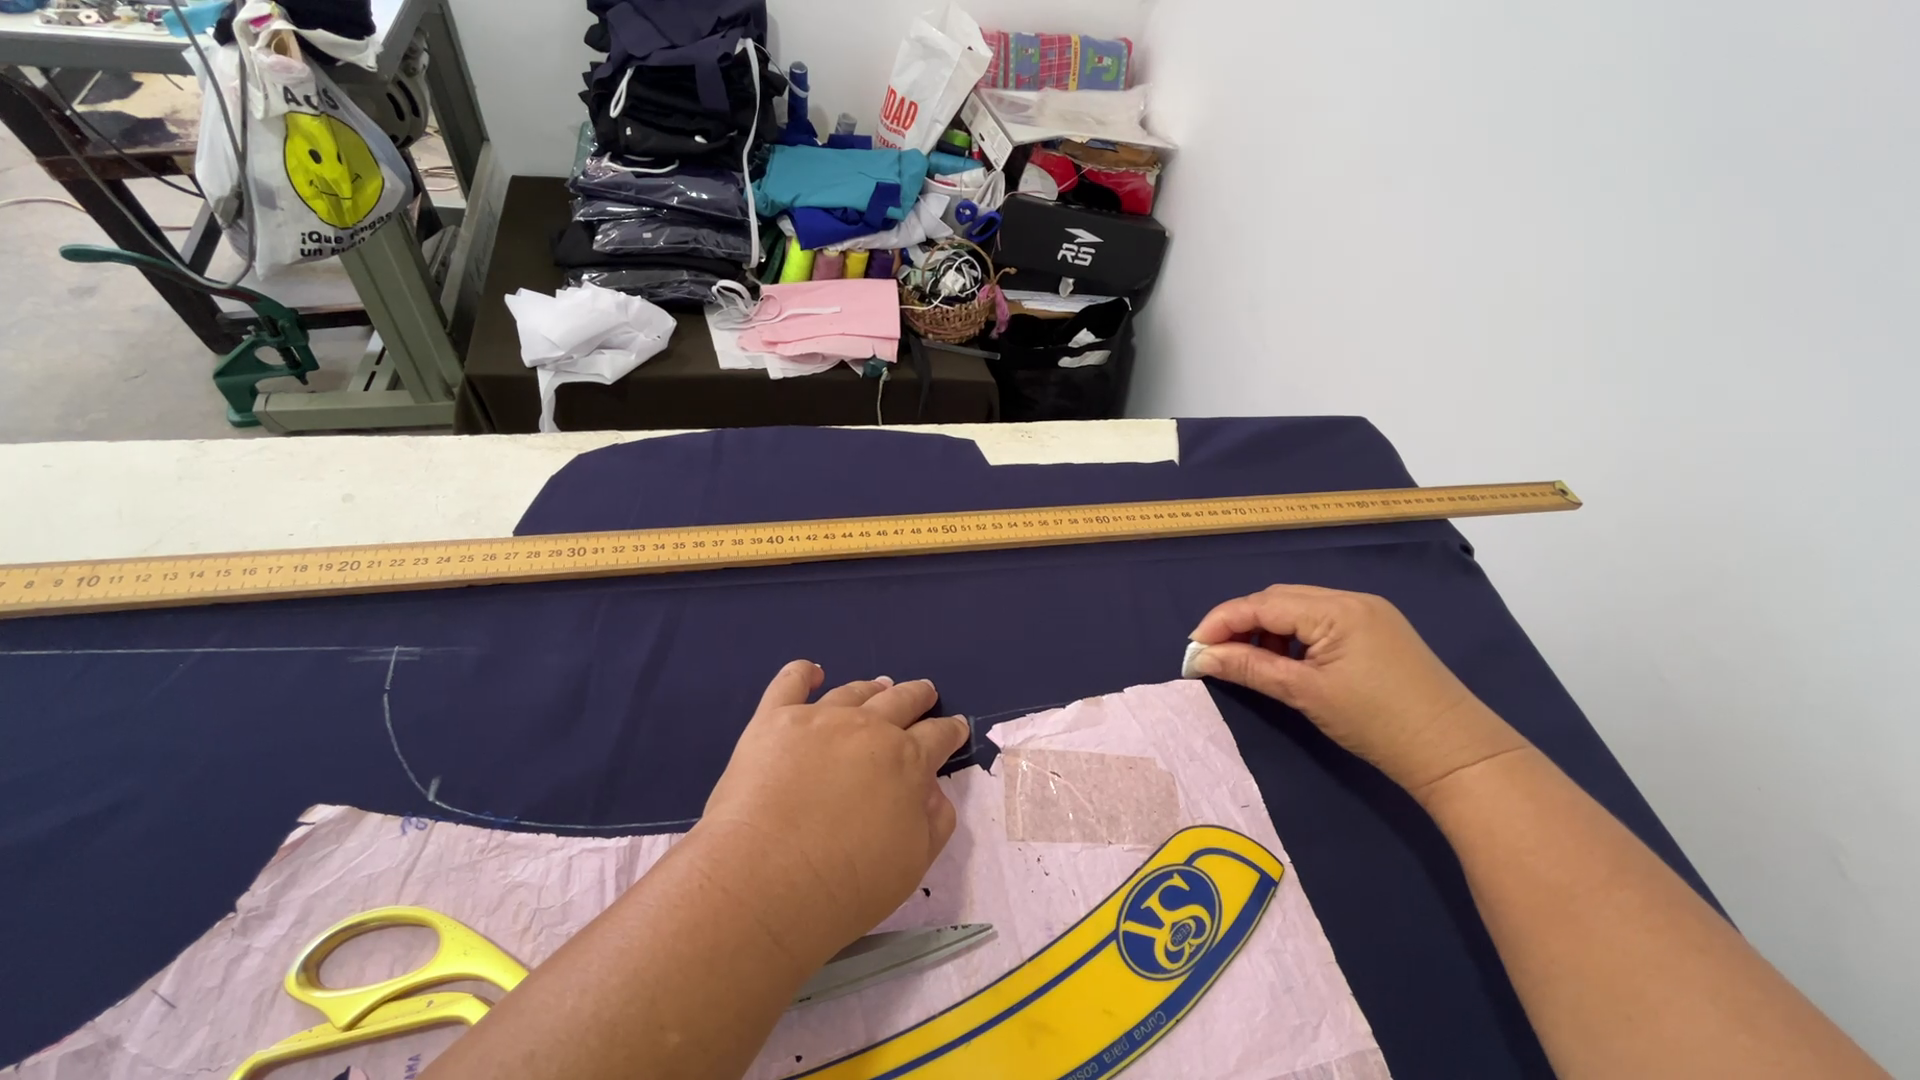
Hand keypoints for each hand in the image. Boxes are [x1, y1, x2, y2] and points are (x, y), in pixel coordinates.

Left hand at [697, 661, 970, 963]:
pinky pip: (790, 683)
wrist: (765, 880)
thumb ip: (933, 821)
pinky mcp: (772, 721)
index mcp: (907, 761)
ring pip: (852, 692)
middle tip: (924, 691)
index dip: (950, 731)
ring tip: (880, 684)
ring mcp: (818, 719)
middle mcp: (868, 729)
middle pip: (900, 701)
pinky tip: (811, 671)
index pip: (937, 737)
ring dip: (872, 687)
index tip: (955, 728)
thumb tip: (933, 788)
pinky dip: (803, 673)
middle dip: (917, 696)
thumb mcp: (912, 864)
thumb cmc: (846, 886)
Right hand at [1187, 585, 1529, 797]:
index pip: (1263, 603)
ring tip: (1250, 661)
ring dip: (1268, 629)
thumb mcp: (1306, 694)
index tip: (1193, 649)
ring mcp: (1369, 613)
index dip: (1222, 621)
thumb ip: (1251, 668)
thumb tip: (1203, 658)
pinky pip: (1322, 621)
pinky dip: (1295, 637)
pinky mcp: (1379, 631)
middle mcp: (1352, 599)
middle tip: (1216, 655)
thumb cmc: (1377, 723)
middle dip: (1242, 622)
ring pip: (1300, 608)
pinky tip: (1287, 662)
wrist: (1455, 752)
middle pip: (1279, 599)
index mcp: (1336, 608)